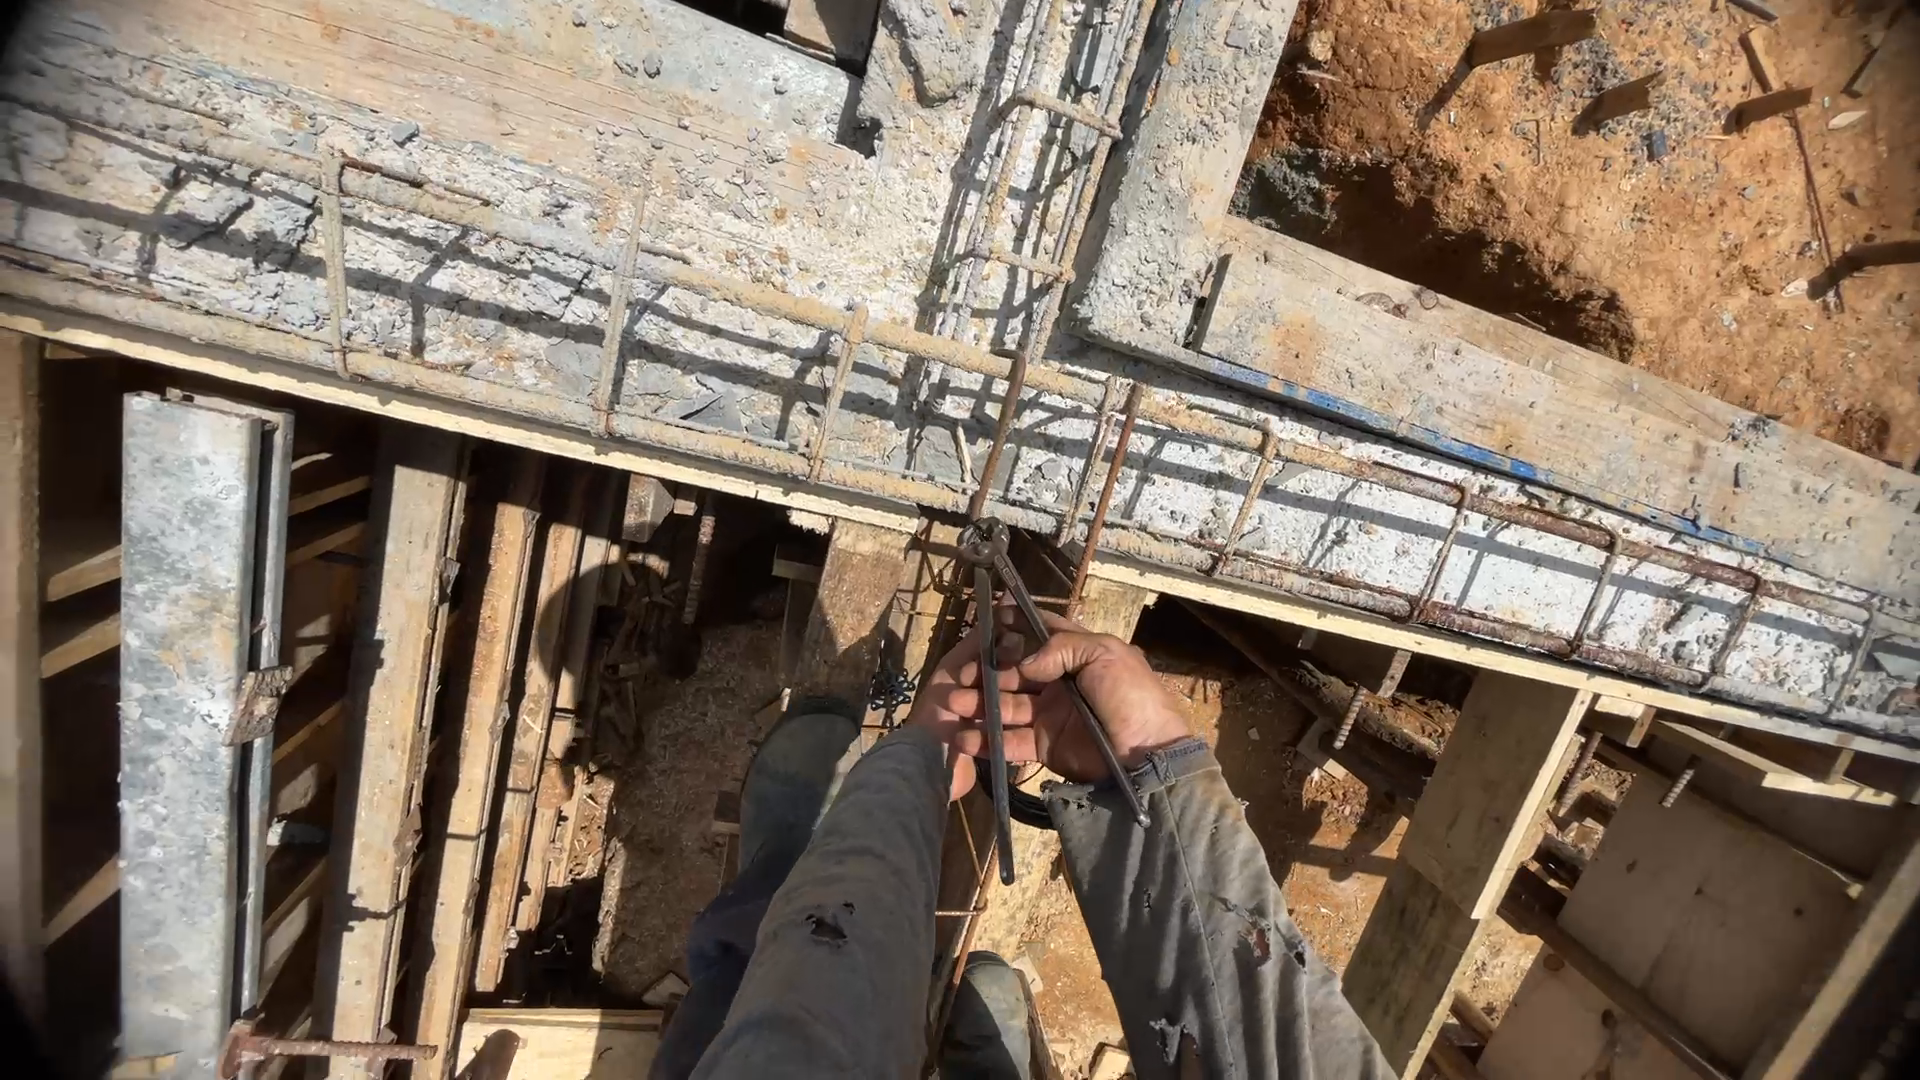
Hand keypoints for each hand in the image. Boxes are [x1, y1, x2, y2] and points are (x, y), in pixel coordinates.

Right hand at [907, 608, 1189, 795]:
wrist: (1147, 756)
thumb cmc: (1129, 696)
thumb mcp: (1103, 654)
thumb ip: (1060, 648)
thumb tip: (1022, 663)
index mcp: (1079, 655)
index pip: (1042, 633)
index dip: (1017, 623)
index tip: (990, 615)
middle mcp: (1061, 682)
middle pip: (1015, 672)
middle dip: (987, 672)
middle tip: (960, 674)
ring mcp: (1051, 715)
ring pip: (1007, 705)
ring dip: (980, 704)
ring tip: (953, 703)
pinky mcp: (1046, 746)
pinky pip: (1011, 740)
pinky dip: (987, 740)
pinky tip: (963, 737)